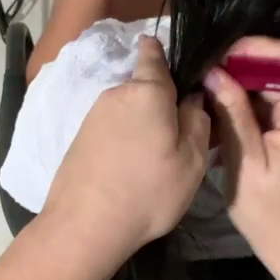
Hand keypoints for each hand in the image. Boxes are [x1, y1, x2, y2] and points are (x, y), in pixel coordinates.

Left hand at [39, 36, 210, 261]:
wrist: (85, 226)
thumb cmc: (148, 192)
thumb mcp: (192, 160)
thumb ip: (198, 120)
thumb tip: (193, 97)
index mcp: (147, 90)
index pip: (154, 52)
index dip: (168, 54)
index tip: (185, 72)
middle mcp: (116, 93)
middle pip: (146, 87)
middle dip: (164, 102)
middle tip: (184, 133)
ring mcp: (94, 116)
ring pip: (130, 110)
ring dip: (145, 125)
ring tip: (159, 159)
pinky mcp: (81, 138)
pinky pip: (113, 128)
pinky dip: (126, 141)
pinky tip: (134, 169)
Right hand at [202, 38, 279, 263]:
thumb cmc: (267, 210)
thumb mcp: (244, 160)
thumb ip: (232, 112)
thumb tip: (215, 72)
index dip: (248, 50)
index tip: (214, 63)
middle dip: (242, 69)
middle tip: (206, 84)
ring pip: (277, 84)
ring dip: (244, 88)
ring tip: (211, 103)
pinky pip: (279, 103)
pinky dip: (253, 106)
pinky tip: (227, 121)